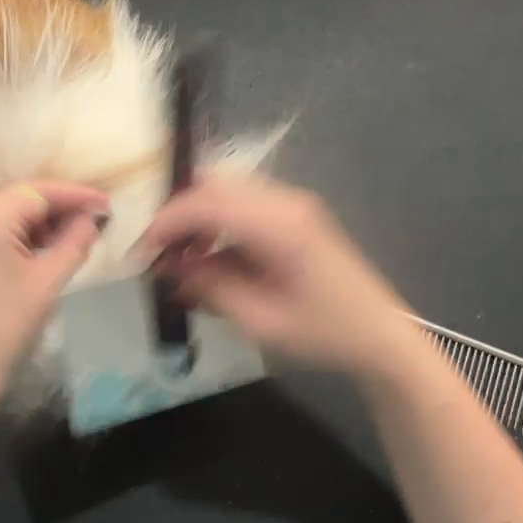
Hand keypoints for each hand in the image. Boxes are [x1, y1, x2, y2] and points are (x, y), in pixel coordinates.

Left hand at [0, 181, 110, 395]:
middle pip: (21, 198)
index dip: (76, 195)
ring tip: (76, 234)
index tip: (107, 203)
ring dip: (42, 221)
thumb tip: (94, 217)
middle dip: (60, 207)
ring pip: (8, 212)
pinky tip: (46, 246)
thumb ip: (74, 241)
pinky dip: (21, 234)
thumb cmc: (6, 328)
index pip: (37, 192)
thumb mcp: (48, 281)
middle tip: (96, 218)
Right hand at [136, 172, 412, 375]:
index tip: (140, 252)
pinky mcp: (293, 214)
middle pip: (212, 185)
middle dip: (176, 215)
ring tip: (179, 261)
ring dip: (195, 219)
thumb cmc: (325, 335)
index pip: (206, 203)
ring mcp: (292, 204)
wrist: (382, 336)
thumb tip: (168, 267)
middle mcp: (285, 201)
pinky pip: (241, 205)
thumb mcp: (261, 322)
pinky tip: (208, 260)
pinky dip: (215, 224)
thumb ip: (211, 288)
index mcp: (280, 226)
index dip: (165, 223)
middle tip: (156, 253)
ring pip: (224, 191)